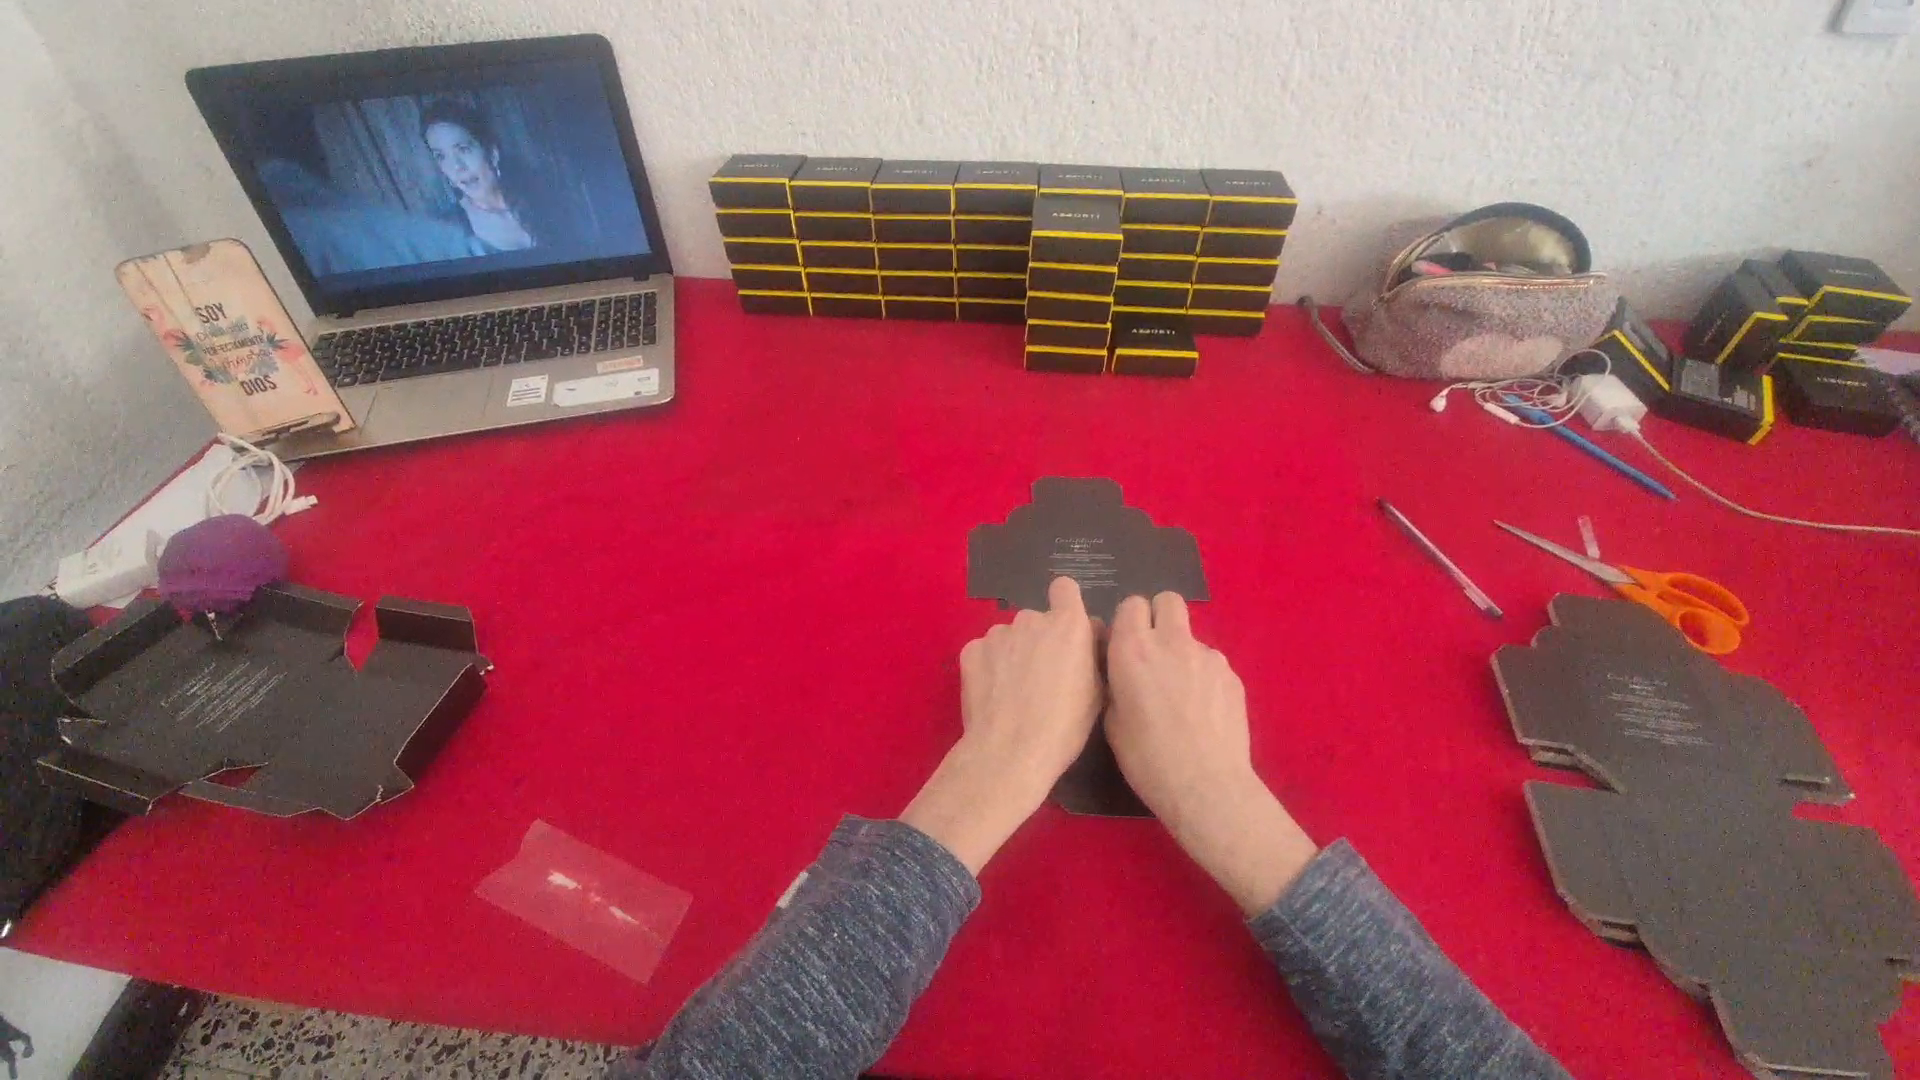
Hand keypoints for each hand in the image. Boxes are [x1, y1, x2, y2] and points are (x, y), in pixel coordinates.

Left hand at [902, 576, 1102, 872]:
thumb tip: (1088, 635)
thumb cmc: (1064, 725)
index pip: (1065, 588)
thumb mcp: (1097, 692)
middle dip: (1039, 640)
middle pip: (1036, 620)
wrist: (1010, 751)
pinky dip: (988, 666)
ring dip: (1013, 653)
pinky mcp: (970, 651)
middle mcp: (1030, 619)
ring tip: (1013, 690)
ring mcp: (996, 633)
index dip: (1065, 603)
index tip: (1065, 626)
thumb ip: (1092, 654)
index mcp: (1068, 625)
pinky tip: (992, 694)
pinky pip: (984, 651)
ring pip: (1008, 637)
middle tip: (1041, 675)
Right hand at [1105, 592, 1317, 915]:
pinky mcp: (1232, 675)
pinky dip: (1203, 676)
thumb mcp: (1110, 719)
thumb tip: (1119, 668)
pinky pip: (1211, 663)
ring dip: (1181, 651)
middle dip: (1158, 616)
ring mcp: (1207, 656)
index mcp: (1132, 649)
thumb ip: (1114, 681)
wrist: (1205, 786)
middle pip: (1168, 600)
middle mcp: (1171, 642)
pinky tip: (1201, 710)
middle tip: (1153, 650)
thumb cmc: (1146, 758)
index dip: (1128, 621)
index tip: (1125, 644)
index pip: (1131, 604)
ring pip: (1191, 635)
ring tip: (1180, 692)